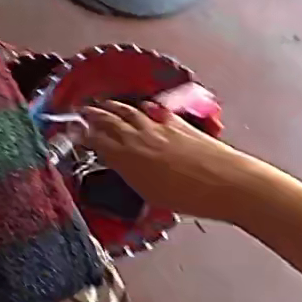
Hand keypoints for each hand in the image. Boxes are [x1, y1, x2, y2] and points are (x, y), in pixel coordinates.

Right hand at [78, 101, 277, 222]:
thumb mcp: (148, 193)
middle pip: (107, 120)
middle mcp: (137, 137)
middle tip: (81, 111)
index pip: (93, 138)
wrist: (233, 185)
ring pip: (129, 111)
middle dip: (91, 114)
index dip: (79, 132)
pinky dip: (145, 108)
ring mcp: (159, 128)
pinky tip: (143, 106)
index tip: (69, 129)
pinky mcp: (180, 125)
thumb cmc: (190, 198)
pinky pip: (155, 111)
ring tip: (103, 103)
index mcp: (124, 156)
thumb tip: (119, 163)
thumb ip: (129, 173)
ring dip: (113, 106)